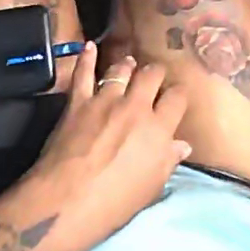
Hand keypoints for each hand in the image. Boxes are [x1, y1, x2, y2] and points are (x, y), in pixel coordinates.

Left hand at [19, 44, 190, 239]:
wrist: (67, 200)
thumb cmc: (114, 203)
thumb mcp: (150, 187)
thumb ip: (167, 161)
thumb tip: (182, 145)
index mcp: (159, 129)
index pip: (177, 99)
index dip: (179, 95)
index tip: (178, 97)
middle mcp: (135, 107)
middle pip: (151, 76)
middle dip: (156, 73)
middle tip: (156, 76)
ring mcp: (105, 100)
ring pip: (121, 71)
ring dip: (128, 66)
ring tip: (130, 63)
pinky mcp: (78, 101)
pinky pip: (83, 73)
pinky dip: (86, 58)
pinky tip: (89, 47)